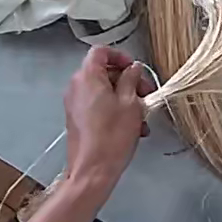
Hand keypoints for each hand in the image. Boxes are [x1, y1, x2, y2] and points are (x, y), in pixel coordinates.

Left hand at [63, 47, 152, 191]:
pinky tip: (133, 127)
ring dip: (125, 98)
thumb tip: (133, 69)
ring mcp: (75, 103)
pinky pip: (98, 105)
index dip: (120, 56)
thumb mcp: (130, 103)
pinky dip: (115, 109)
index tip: (135, 69)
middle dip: (127, 80)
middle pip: (103, 71)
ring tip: (142, 116)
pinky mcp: (77, 118)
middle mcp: (76, 86)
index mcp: (87, 77)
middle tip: (146, 94)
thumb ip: (132, 80)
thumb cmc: (111, 136)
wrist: (92, 169)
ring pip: (103, 90)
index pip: (100, 51)